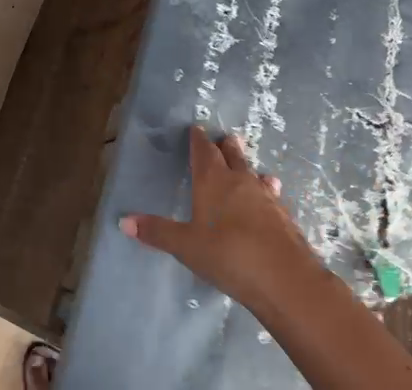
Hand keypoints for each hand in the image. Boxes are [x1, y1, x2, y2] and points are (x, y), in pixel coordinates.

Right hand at [120, 126, 321, 310]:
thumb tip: (123, 221)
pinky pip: (273, 198)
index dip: (198, 140)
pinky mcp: (286, 220)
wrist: (288, 281)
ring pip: (256, 176)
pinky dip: (268, 193)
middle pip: (233, 157)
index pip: (204, 152)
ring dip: (250, 169)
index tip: (195, 129)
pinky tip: (273, 199)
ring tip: (252, 167)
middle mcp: (241, 183)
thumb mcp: (186, 246)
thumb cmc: (229, 255)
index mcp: (213, 181)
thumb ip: (157, 232)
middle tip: (225, 138)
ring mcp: (268, 201)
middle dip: (226, 148)